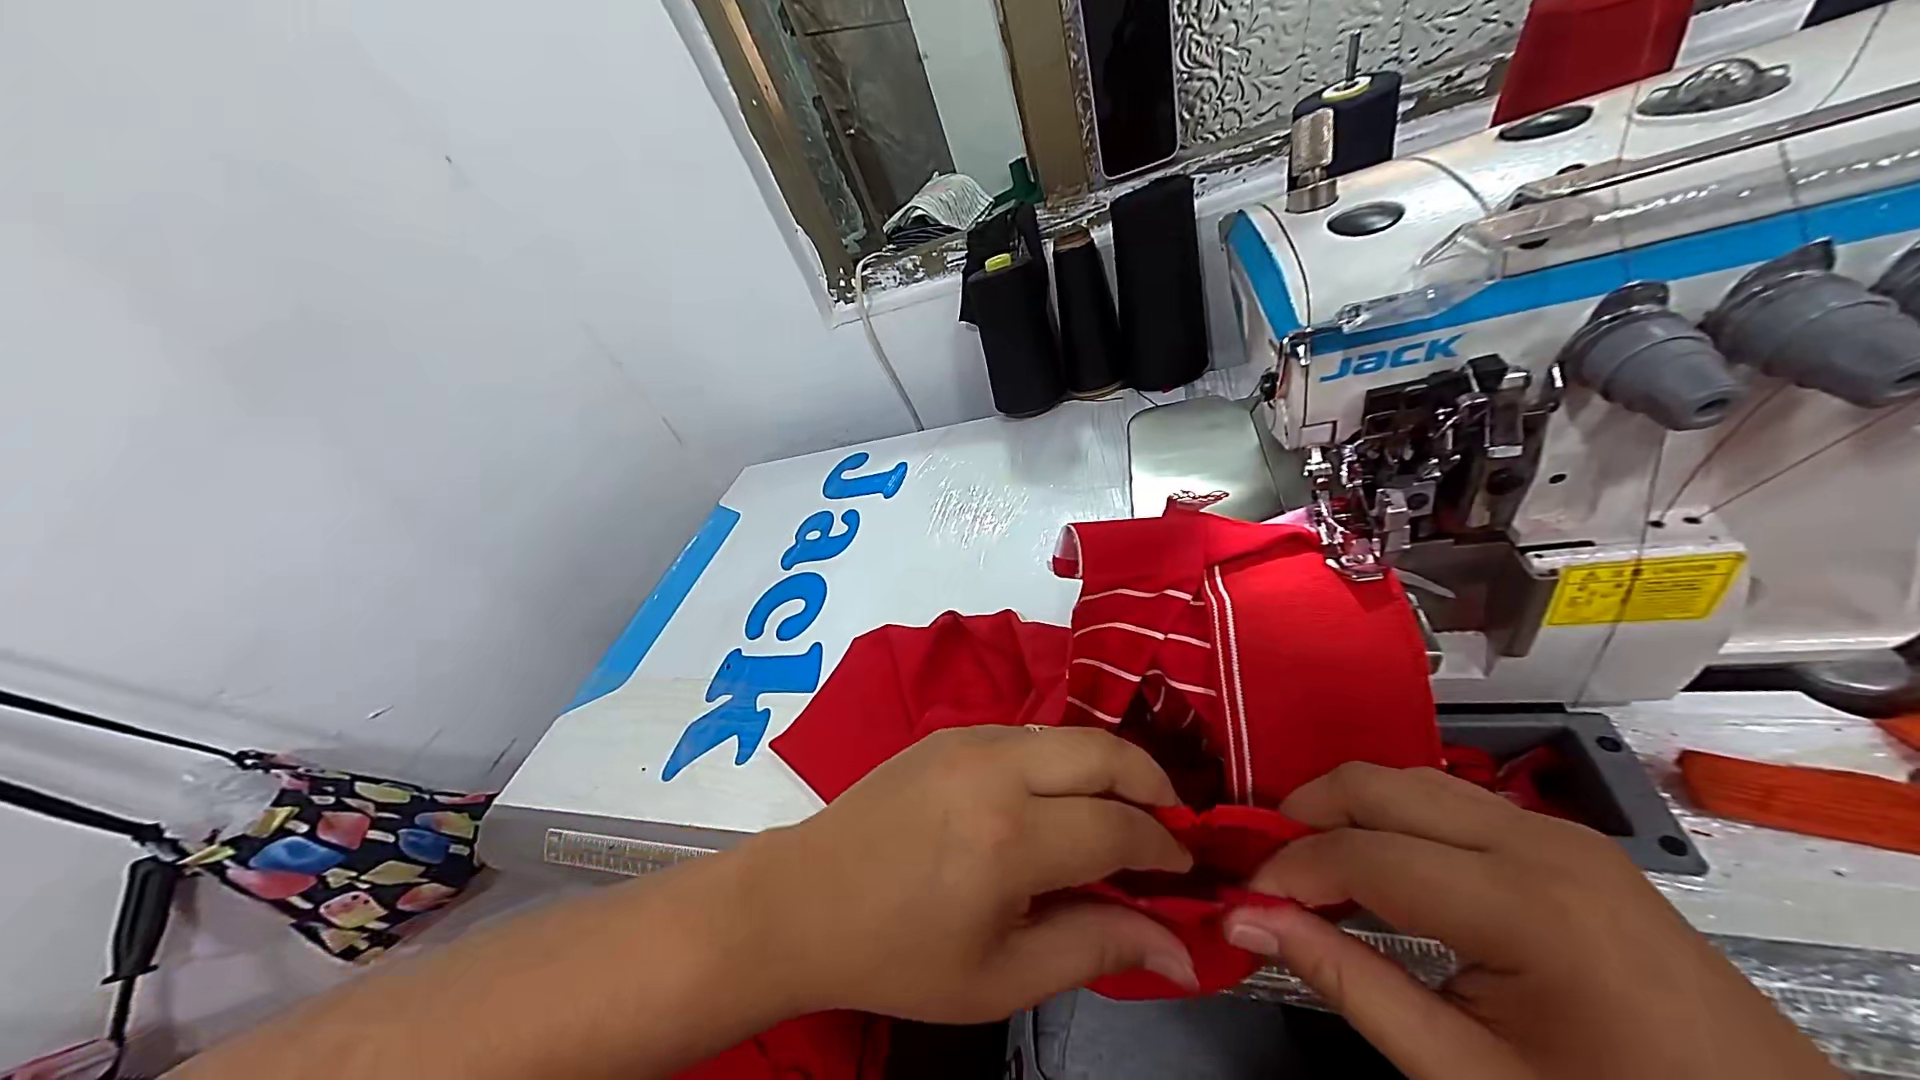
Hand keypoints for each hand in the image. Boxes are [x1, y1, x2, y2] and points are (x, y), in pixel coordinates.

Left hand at [740, 726, 1198, 1022]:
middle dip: (1155, 785)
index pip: (1121, 827)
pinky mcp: (949, 731)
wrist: (804, 899)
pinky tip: (1056, 799)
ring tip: (1120, 813)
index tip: (1186, 869)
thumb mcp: (1002, 977)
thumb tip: (1183, 950)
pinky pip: (1029, 733)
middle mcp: (996, 769)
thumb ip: (1098, 948)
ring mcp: (968, 740)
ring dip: (1109, 767)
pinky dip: (1063, 759)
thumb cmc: (900, 954)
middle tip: (1171, 827)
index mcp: (1010, 838)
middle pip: (1108, 754)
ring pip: (1070, 735)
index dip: (1167, 848)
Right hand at [1221, 763, 1840, 1079]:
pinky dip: (1391, 821)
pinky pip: (1449, 802)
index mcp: (1525, 903)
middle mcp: (1538, 840)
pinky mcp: (1566, 841)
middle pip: (1375, 785)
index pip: (1359, 852)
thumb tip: (1243, 917)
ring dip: (1344, 812)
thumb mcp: (1471, 1077)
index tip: (1239, 898)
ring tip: (1308, 867)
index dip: (1284, 870)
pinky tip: (1378, 870)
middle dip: (1301, 816)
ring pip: (1407, 781)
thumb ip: (1348, 983)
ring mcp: (1557, 832)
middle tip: (1262, 868)